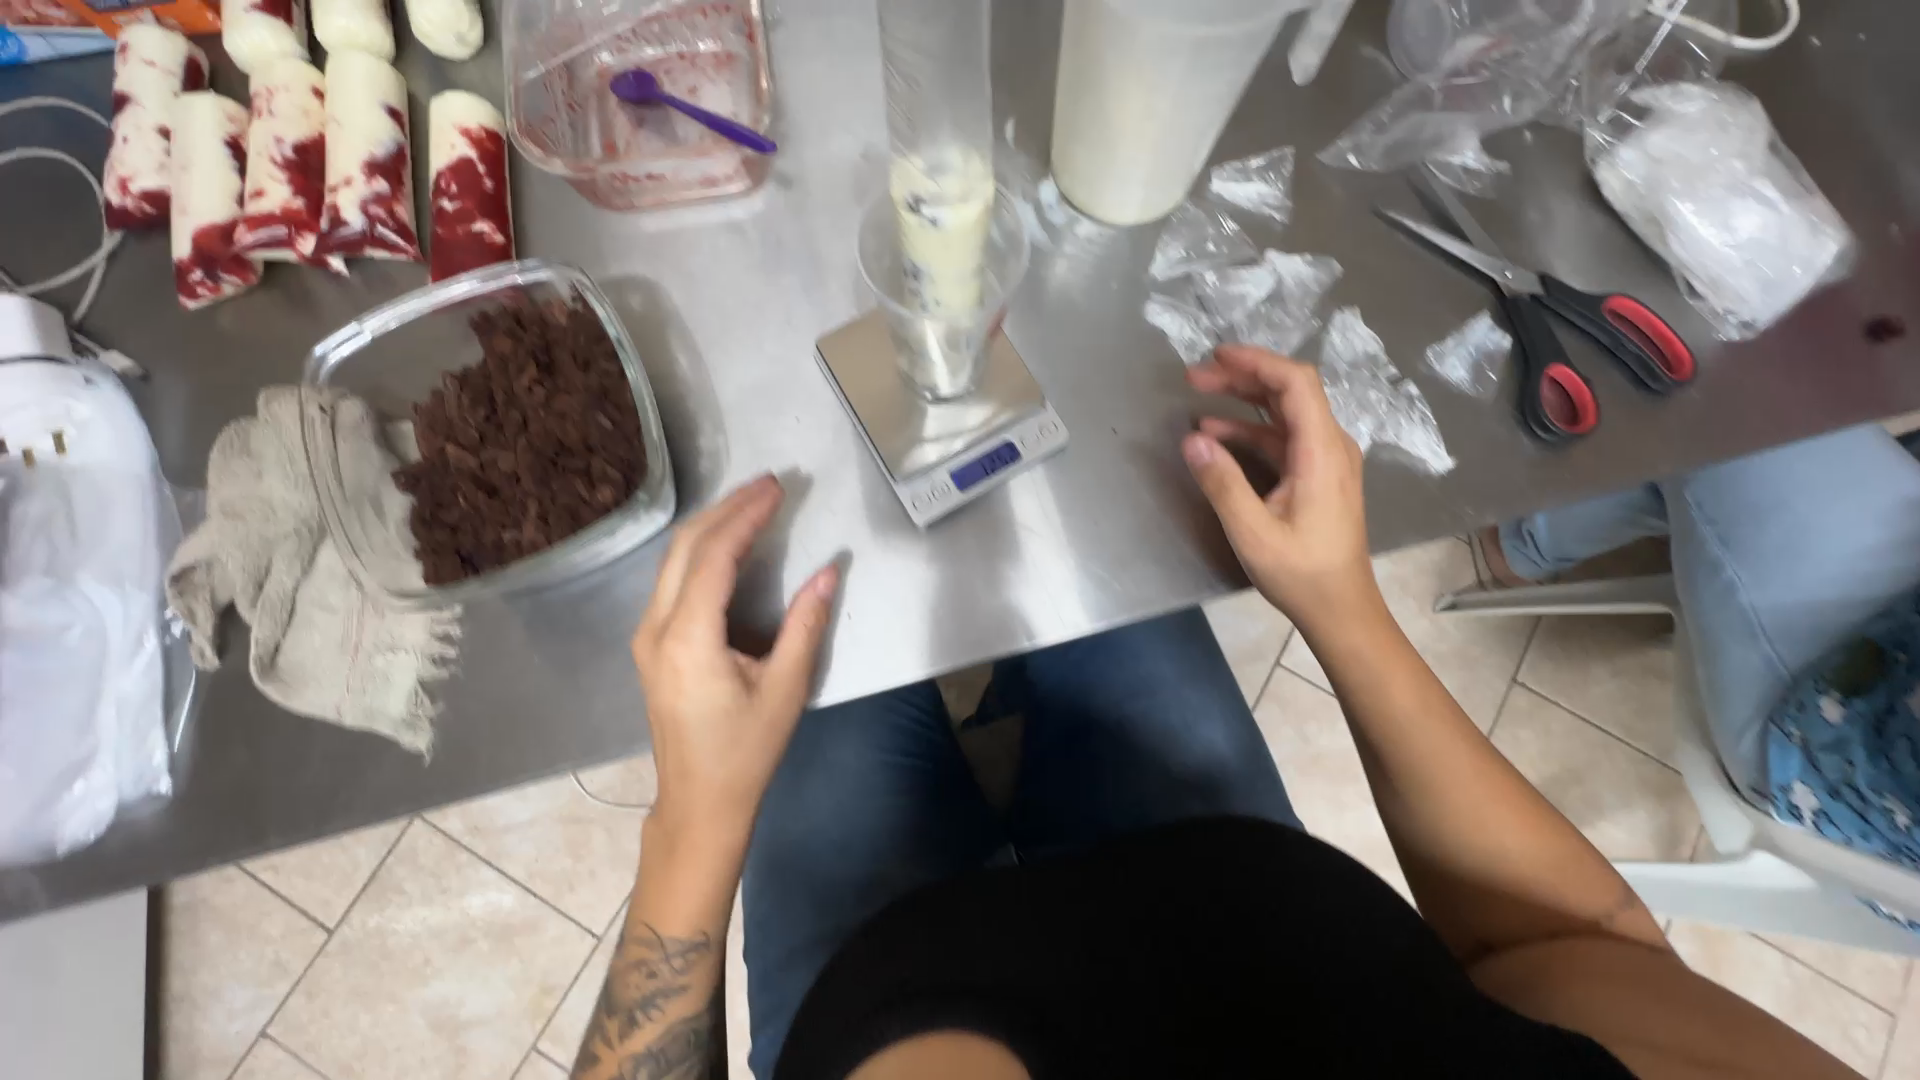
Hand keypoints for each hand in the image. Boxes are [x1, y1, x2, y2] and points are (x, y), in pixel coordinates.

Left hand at [631, 475, 839, 849]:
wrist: (699, 802)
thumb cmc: (745, 751)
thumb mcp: (785, 689)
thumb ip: (805, 625)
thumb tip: (827, 572)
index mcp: (687, 639)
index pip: (714, 557)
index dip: (746, 517)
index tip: (777, 489)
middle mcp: (655, 628)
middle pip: (684, 547)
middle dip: (726, 509)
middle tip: (767, 485)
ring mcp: (646, 635)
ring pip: (672, 560)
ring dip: (711, 526)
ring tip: (752, 504)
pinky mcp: (651, 644)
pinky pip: (671, 580)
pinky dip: (701, 551)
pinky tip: (729, 543)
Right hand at [1183, 345, 1381, 632]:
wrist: (1340, 608)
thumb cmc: (1300, 572)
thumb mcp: (1252, 531)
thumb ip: (1222, 482)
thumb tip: (1192, 439)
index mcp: (1321, 451)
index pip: (1295, 384)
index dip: (1256, 362)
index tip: (1216, 357)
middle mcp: (1329, 446)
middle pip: (1289, 392)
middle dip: (1241, 378)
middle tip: (1195, 377)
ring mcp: (1325, 461)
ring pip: (1284, 415)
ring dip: (1243, 403)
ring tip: (1198, 401)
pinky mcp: (1317, 476)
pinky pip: (1283, 440)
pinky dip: (1250, 432)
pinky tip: (1217, 438)